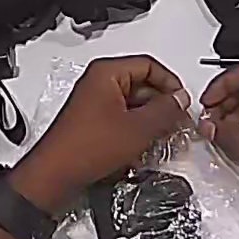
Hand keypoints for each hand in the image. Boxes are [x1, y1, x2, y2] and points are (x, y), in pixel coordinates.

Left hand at [11, 55, 191, 214]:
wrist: (56, 173)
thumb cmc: (87, 147)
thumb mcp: (138, 128)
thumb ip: (165, 110)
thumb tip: (180, 99)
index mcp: (106, 72)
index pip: (148, 65)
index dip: (170, 83)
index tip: (182, 102)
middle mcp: (98, 82)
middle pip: (141, 83)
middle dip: (161, 104)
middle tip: (177, 122)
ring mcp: (94, 101)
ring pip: (133, 103)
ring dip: (150, 119)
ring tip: (162, 137)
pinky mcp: (93, 120)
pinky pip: (122, 117)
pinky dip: (135, 128)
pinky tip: (143, 146)